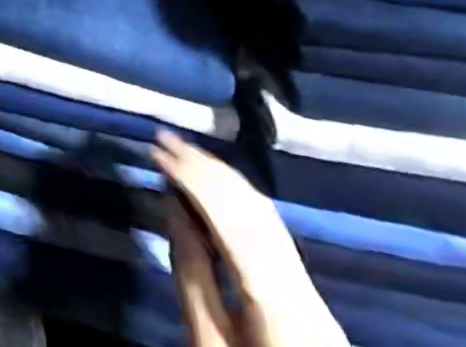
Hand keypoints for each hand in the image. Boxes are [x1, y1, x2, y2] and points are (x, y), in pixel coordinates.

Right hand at [151, 131, 346, 346]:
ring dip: (222, 177)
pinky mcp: (306, 291)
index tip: (156, 149)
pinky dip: (240, 200)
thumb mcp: (207, 339)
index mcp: (274, 298)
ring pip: (265, 215)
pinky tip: (216, 184)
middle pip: (250, 209)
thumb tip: (174, 206)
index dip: (191, 177)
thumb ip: (191, 273)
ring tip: (186, 151)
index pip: (229, 218)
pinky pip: (272, 231)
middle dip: (205, 168)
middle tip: (165, 138)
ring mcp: (308, 286)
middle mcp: (299, 282)